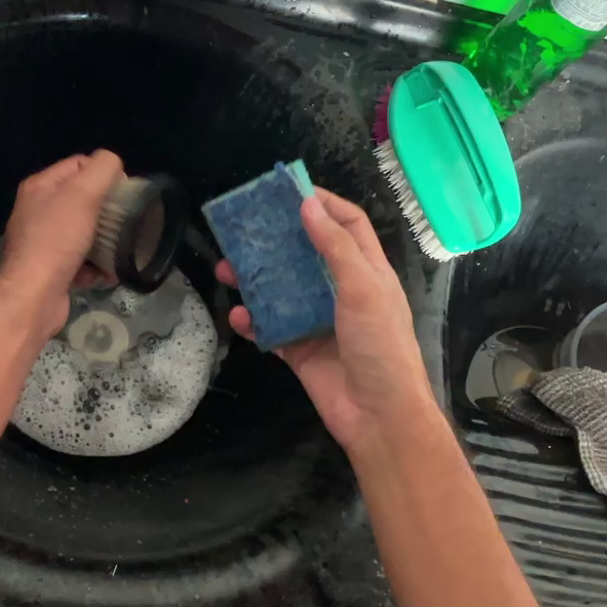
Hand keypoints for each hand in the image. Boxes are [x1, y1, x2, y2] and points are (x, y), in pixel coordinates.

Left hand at [0, 149, 123, 340]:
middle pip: (83, 200)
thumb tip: (114, 164)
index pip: (79, 165)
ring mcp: (44, 242)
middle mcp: (38, 211)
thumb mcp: (83, 194)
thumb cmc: (57, 240)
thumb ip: (102, 170)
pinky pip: (81, 261)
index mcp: (40, 187)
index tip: (125, 193)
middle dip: (108, 210)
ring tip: (122, 249)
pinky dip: (95, 267)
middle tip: (127, 221)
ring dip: (106, 241)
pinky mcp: (52, 269)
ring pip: (84, 232)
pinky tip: (107, 274)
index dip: (104, 174)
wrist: (34, 297)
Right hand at [217, 189, 436, 457]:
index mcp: (367, 272)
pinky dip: (253, 323)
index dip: (323, 205)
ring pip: (281, 291)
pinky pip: (270, 330)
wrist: (378, 415)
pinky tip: (237, 315)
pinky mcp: (299, 350)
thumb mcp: (364, 288)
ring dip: (255, 280)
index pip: (347, 226)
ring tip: (226, 270)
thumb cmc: (380, 345)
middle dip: (276, 241)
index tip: (290, 190)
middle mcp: (342, 292)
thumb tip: (308, 205)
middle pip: (306, 255)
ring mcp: (318, 322)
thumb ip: (335, 247)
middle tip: (244, 229)